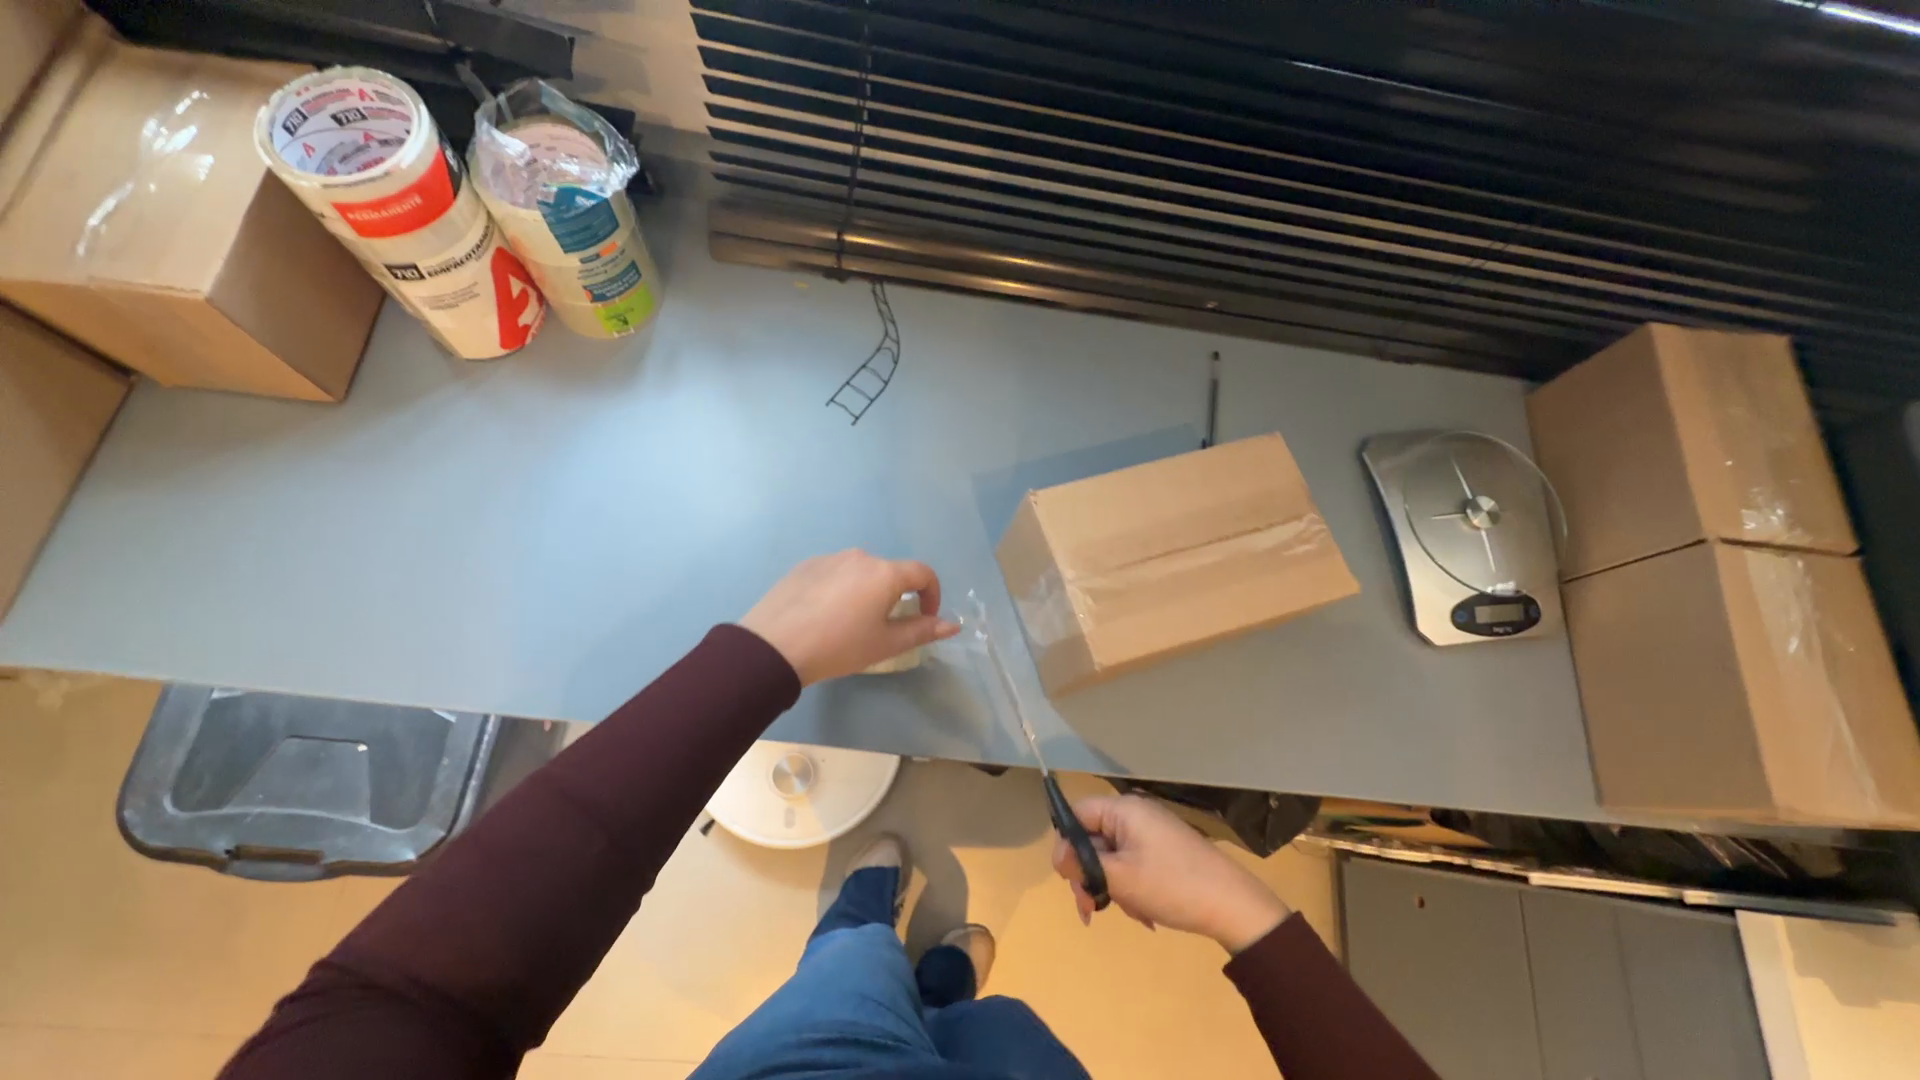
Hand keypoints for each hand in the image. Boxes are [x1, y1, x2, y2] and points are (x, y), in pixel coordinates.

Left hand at [739, 550, 960, 685]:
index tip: (925, 618)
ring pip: (860, 572)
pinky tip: (823, 616)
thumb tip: (953, 624)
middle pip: (889, 572)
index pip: (923, 573)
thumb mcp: (886, 644)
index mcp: (885, 573)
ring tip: (850, 623)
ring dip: (866, 592)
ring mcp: (829, 558)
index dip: (932, 595)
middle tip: (882, 628)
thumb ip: (922, 630)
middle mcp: (860, 557)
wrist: (775, 646)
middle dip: (895, 596)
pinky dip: (839, 590)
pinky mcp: (805, 566)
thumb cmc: (839, 647)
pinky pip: (834, 574)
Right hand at [1053, 794, 1292, 953]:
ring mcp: (1151, 834)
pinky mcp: (1163, 852)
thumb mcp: (1120, 878)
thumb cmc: (1172, 886)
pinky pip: (1131, 865)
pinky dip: (1130, 888)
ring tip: (1127, 913)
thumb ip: (1083, 865)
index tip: (1068, 879)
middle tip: (1090, 910)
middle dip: (1088, 875)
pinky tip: (1143, 913)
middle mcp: (1136, 815)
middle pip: (1092, 838)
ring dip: (1110, 887)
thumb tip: (1057, 857)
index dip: (1066, 845)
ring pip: (1111, 856)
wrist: (1233, 905)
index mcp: (1124, 810)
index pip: (1077, 814)